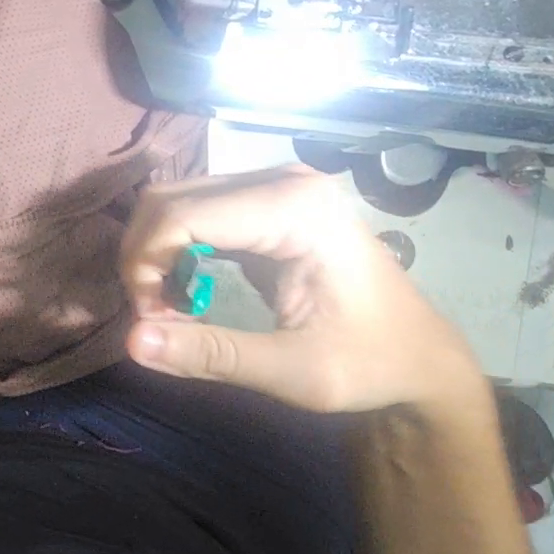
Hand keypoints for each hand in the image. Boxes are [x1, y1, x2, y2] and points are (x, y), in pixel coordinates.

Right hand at [120, 165, 484, 412]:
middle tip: (155, 316)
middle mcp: (281, 182)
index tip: (152, 321)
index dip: (146, 268)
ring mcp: (273, 186)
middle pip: (167, 200)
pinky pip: (192, 212)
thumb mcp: (292, 372)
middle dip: (144, 259)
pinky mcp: (264, 201)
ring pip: (172, 202)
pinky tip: (186, 290)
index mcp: (295, 210)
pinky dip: (173, 250)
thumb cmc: (369, 365)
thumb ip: (211, 354)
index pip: (179, 216)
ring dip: (154, 255)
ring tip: (170, 307)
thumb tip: (132, 341)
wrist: (421, 358)